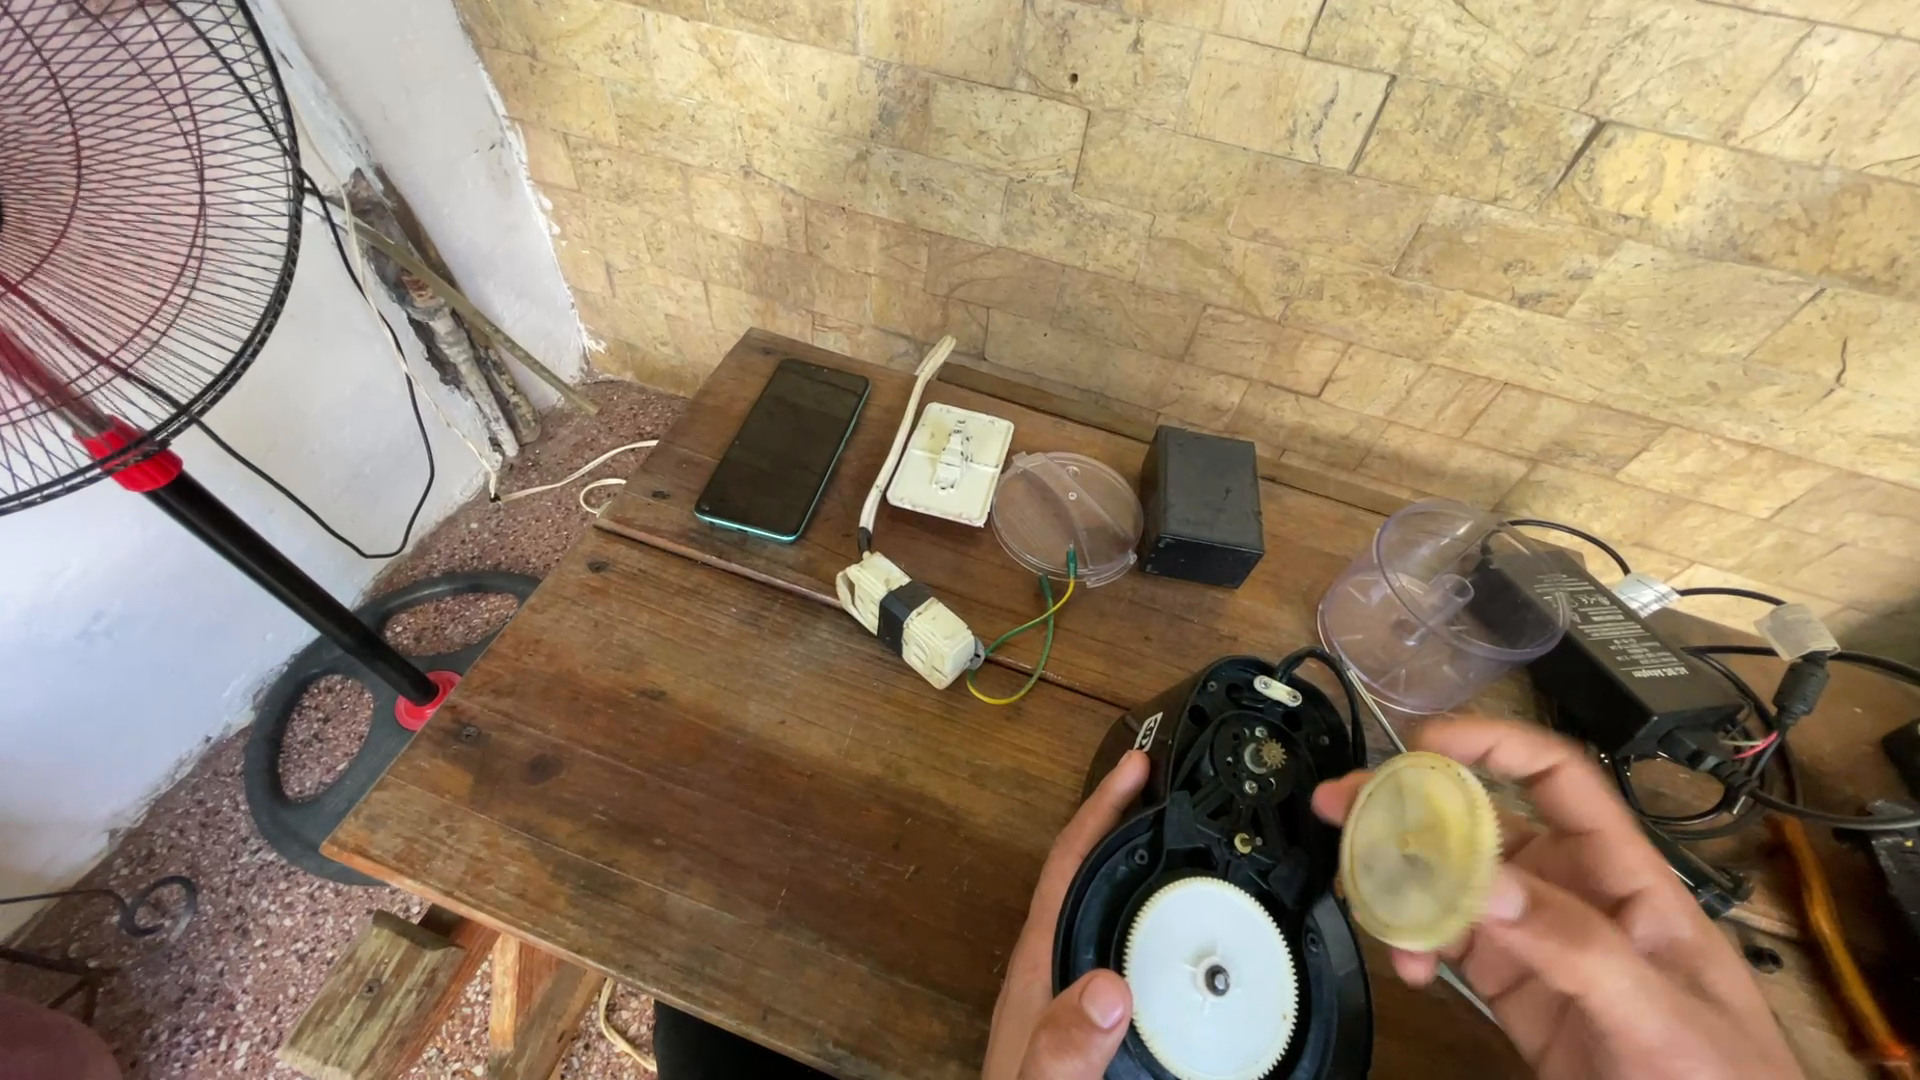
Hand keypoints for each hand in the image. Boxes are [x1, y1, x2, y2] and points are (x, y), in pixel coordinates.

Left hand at [984, 750, 1149, 1079]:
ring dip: (1137, 866)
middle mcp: (1053, 963)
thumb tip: (1109, 988)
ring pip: (1106, 907)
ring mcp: (1071, 988)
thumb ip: (1066, 1046)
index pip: (1069, 864)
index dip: (1101, 808)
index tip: (1134, 767)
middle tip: (1163, 787)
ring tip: (1175, 838)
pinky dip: (1149, 922)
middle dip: (1121, 820)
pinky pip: (1123, 946)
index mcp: (1040, 963)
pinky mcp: (1091, 1016)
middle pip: (1087, 870)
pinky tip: (1177, 932)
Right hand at [1312, 717, 1802, 1079]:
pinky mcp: (1500, 975)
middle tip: (1339, 802)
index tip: (1424, 741)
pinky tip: (1407, 964)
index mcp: (1617, 875)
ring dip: (1391, 875)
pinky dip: (1406, 939)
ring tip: (1357, 890)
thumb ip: (1578, 946)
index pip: (1556, 778)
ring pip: (1440, 875)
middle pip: (1470, 820)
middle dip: (1401, 805)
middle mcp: (1562, 888)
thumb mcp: (1664, 1016)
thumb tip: (1484, 883)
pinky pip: (1435, 934)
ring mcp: (1525, 932)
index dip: (1492, 743)